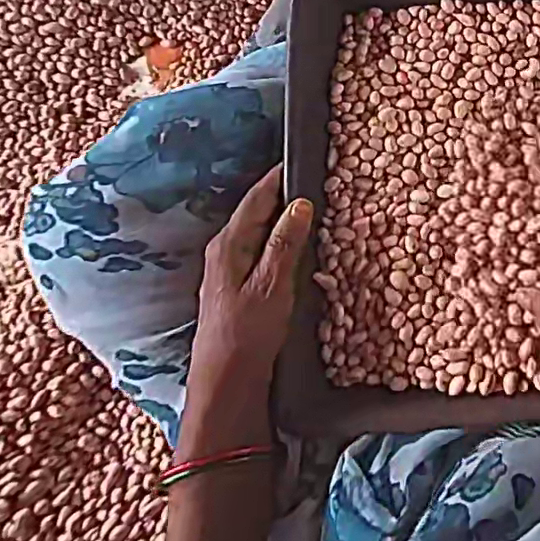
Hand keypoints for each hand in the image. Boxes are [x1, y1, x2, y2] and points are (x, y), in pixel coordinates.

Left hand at [186, 166, 311, 416]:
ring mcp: (229, 268)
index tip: (302, 157)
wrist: (226, 383)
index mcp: (229, 244)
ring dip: (282, 215)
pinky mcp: (238, 284)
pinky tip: (299, 242)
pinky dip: (281, 237)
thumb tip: (300, 202)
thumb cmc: (248, 333)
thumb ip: (285, 243)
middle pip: (256, 210)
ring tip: (312, 203)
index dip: (279, 176)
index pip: (256, 197)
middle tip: (314, 177)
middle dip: (283, 192)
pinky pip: (262, 247)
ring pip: (259, 229)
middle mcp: (225, 250)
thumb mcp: (272, 286)